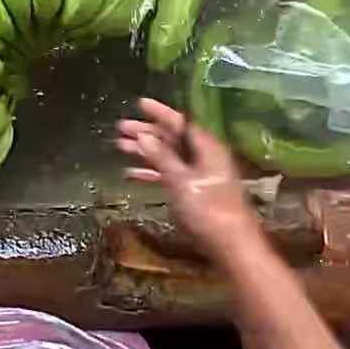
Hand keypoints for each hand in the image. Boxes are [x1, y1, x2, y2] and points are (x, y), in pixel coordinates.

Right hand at [115, 98, 261, 259]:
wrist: (230, 245)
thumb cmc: (207, 209)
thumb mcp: (180, 180)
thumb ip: (161, 156)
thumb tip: (143, 135)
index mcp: (207, 149)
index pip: (181, 123)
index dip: (160, 113)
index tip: (140, 103)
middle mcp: (204, 157)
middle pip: (173, 138)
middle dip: (147, 132)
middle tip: (120, 128)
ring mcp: (199, 175)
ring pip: (168, 156)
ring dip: (144, 151)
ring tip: (119, 147)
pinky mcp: (193, 191)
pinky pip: (168, 174)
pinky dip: (150, 172)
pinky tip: (131, 173)